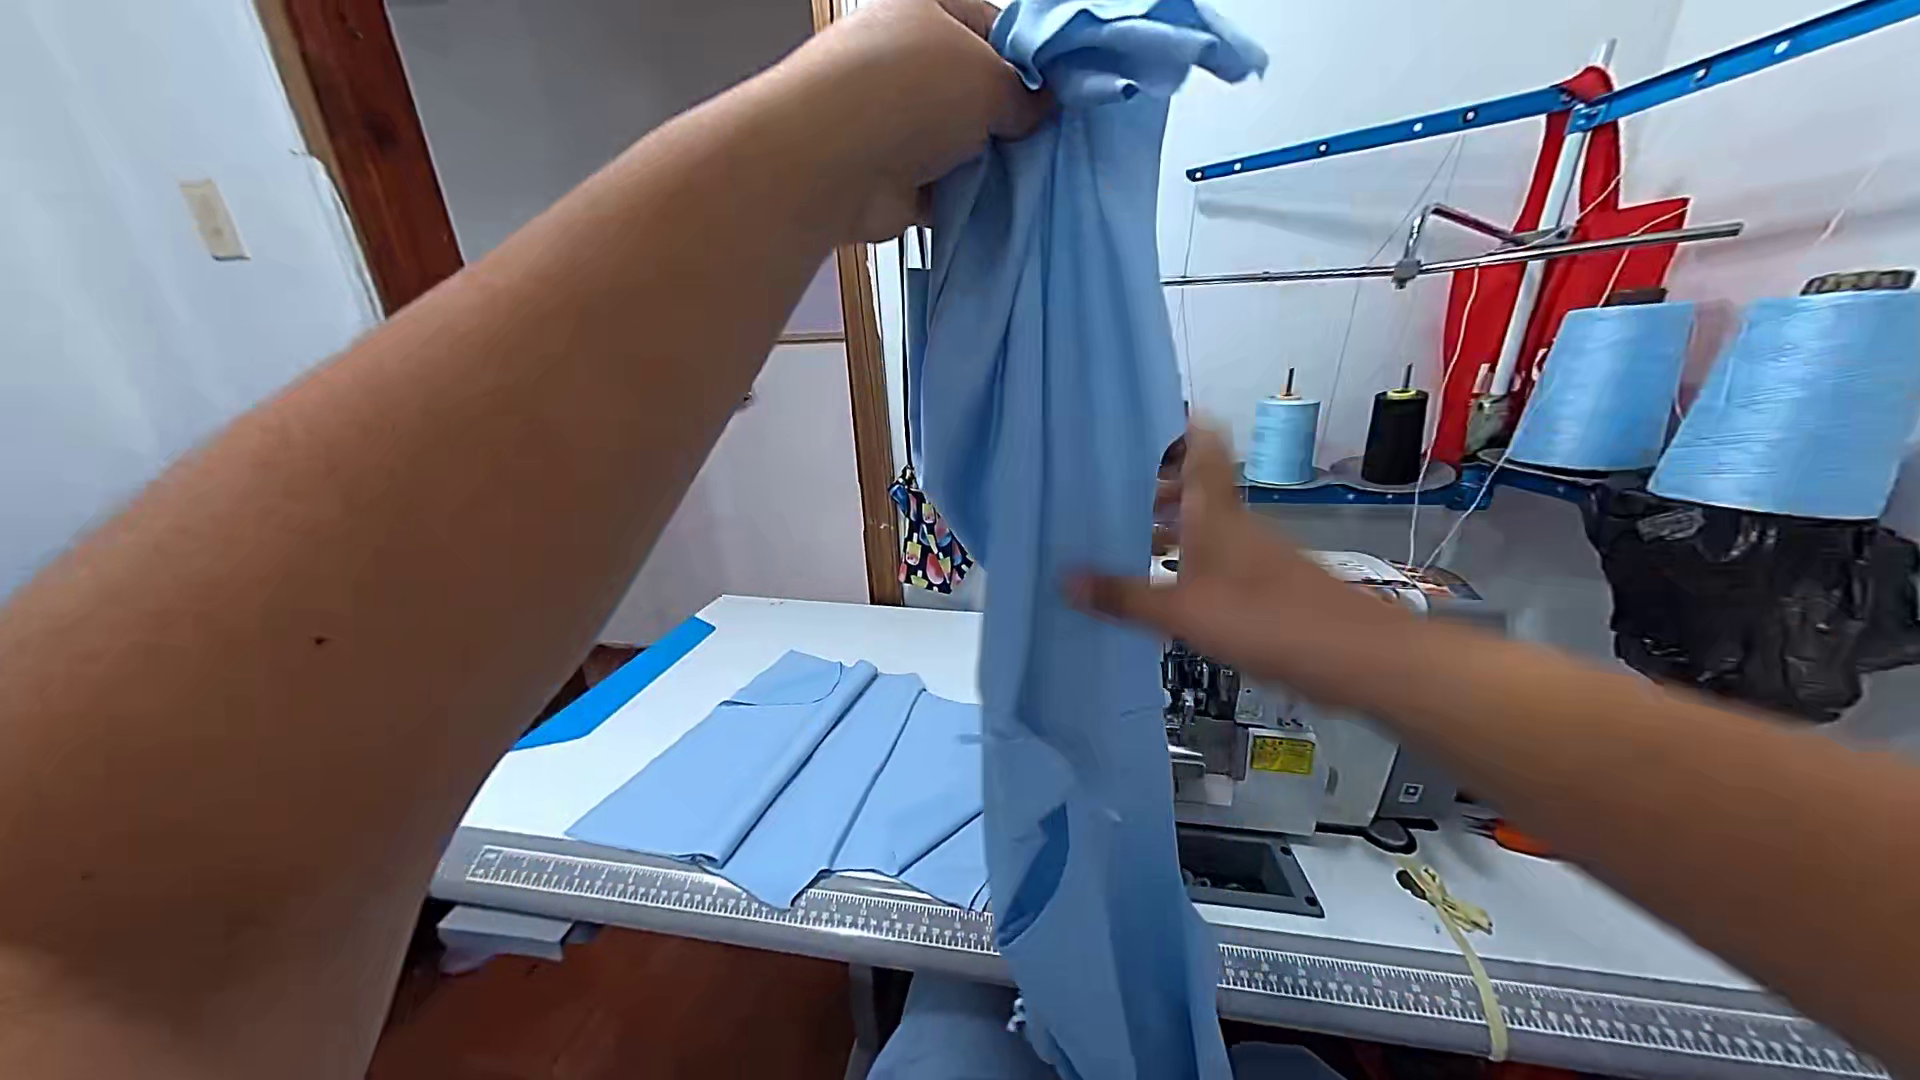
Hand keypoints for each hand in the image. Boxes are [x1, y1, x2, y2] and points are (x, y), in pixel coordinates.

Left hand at [794, 0, 1050, 239]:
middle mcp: (908, 66)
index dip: (1028, 67)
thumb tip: (1042, 110)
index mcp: (926, 10)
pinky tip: (990, 208)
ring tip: (1019, 179)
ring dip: (987, 167)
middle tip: (1039, 144)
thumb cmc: (907, 93)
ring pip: (962, 149)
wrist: (836, 163)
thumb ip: (1024, 95)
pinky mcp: (896, 183)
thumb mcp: (986, 77)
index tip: (1054, 100)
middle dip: (1008, 123)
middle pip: (976, 96)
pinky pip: (945, 193)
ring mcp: (899, 127)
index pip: (992, 31)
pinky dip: (965, 203)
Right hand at [1072, 425, 1419, 706]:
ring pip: (1199, 523)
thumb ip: (1124, 596)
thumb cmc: (1266, 618)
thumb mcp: (1182, 611)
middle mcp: (1232, 520)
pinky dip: (1181, 560)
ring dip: (1163, 526)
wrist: (1351, 657)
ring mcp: (1250, 551)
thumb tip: (1066, 582)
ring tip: (1117, 539)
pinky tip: (1159, 585)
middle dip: (1149, 485)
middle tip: (1103, 491)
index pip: (1199, 445)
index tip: (1139, 416)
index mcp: (1214, 509)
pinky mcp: (1261, 582)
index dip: (1175, 423)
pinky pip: (1209, 557)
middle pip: (1191, 485)